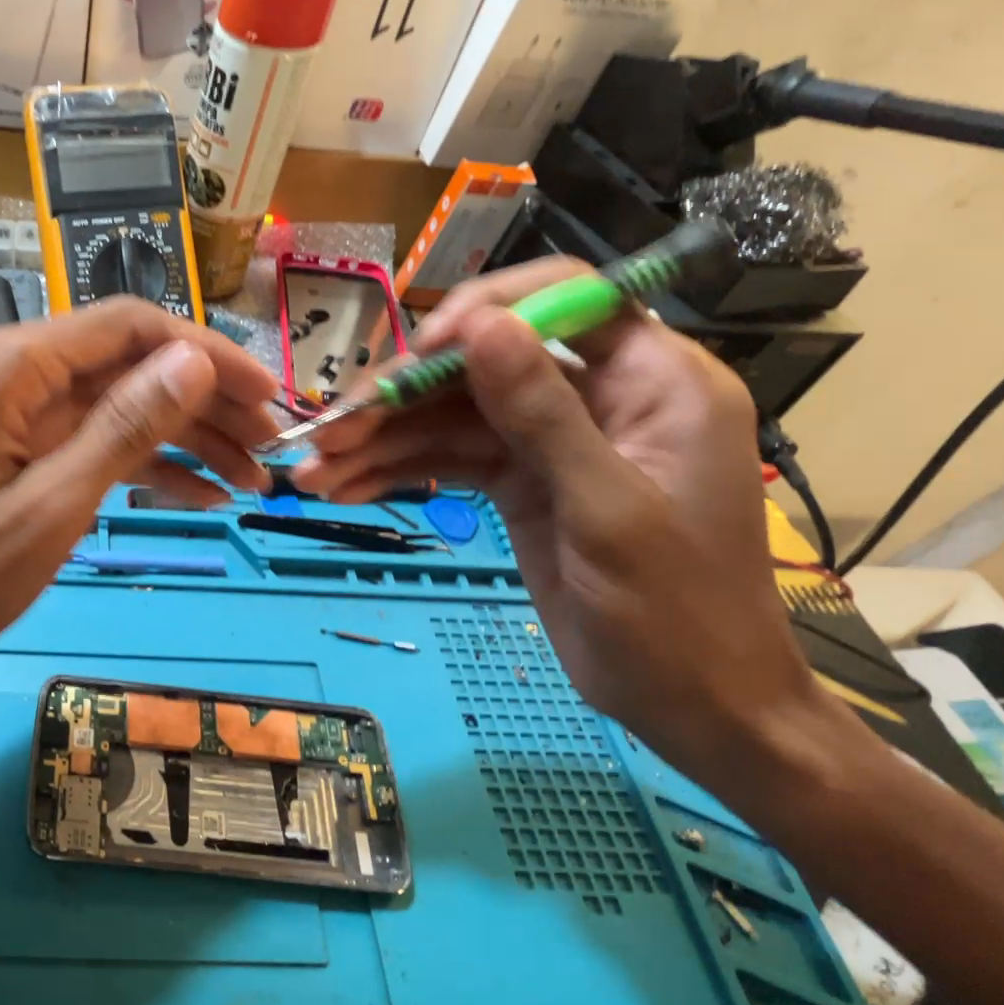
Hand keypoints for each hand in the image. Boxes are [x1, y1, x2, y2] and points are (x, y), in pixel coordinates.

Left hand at [0, 299, 278, 690]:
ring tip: (251, 481)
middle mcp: (6, 372)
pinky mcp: (8, 452)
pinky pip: (85, 443)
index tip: (270, 395)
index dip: (206, 354)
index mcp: (7, 366)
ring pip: (112, 407)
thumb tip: (194, 360)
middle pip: (125, 365)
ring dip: (181, 438)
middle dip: (202, 401)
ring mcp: (6, 414)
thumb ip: (123, 428)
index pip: (128, 327)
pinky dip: (138, 465)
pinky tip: (199, 496)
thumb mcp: (49, 509)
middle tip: (272, 448)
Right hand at [292, 258, 816, 775]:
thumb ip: (543, 412)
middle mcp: (597, 397)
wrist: (690, 704)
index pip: (565, 300)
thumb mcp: (607, 509)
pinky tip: (343, 490)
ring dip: (380, 442)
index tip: (418, 354)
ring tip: (312, 474)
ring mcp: (549, 442)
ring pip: (451, 416)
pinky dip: (395, 473)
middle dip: (401, 397)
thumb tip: (480, 325)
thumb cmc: (675, 610)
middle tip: (329, 433)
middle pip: (482, 364)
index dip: (486, 314)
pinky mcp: (516, 483)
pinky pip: (447, 460)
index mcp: (653, 382)